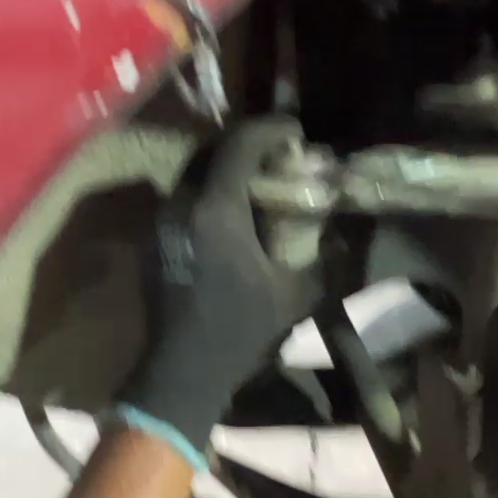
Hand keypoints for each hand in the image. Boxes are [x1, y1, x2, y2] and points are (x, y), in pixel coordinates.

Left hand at [118, 119, 322, 456]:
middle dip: (248, 146)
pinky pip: (183, 198)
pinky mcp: (153, 237)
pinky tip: (231, 217)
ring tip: (258, 185)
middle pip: (213, 150)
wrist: (182, 368)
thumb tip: (345, 232)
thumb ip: (324, 257)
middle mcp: (181, 204)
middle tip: (279, 158)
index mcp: (217, 210)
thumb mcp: (294, 295)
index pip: (241, 143)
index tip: (296, 132)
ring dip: (226, 169)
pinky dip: (209, 193)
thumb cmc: (240, 331)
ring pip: (194, 173)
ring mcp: (161, 220)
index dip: (272, 129)